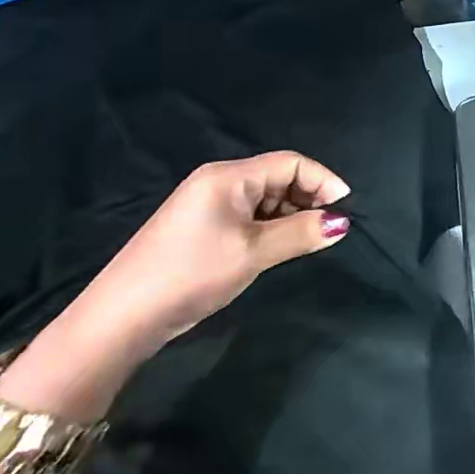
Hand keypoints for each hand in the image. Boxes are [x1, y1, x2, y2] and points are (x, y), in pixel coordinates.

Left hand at [77, 150, 352, 353]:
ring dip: (288, 215)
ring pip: (262, 198)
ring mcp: (207, 204)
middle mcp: (219, 180)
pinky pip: (246, 216)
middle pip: (276, 176)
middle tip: (329, 231)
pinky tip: (276, 249)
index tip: (348, 209)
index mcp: (229, 175)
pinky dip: (268, 227)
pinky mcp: (201, 227)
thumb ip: (298, 233)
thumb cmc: (193, 272)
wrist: (126, 312)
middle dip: (307, 197)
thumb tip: (340, 222)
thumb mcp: (252, 253)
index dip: (322, 180)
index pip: (289, 162)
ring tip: (306, 243)